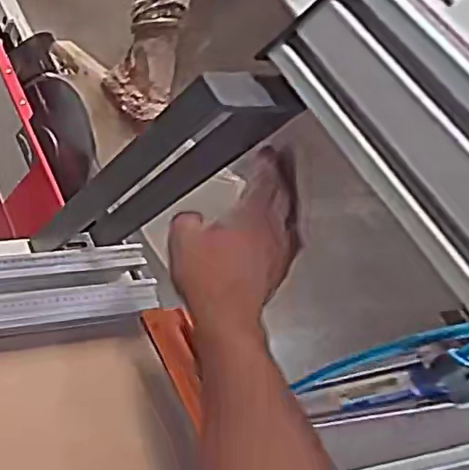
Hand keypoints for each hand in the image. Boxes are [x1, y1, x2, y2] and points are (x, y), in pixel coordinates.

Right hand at [168, 147, 300, 333]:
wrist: (226, 315)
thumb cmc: (208, 280)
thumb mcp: (181, 239)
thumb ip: (186, 219)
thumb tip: (189, 217)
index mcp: (252, 215)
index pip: (266, 180)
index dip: (265, 164)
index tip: (266, 154)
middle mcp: (273, 230)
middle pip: (283, 195)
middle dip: (279, 179)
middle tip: (275, 169)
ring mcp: (279, 250)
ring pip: (287, 218)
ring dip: (281, 205)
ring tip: (274, 198)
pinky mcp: (276, 270)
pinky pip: (283, 242)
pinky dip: (277, 233)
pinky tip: (269, 237)